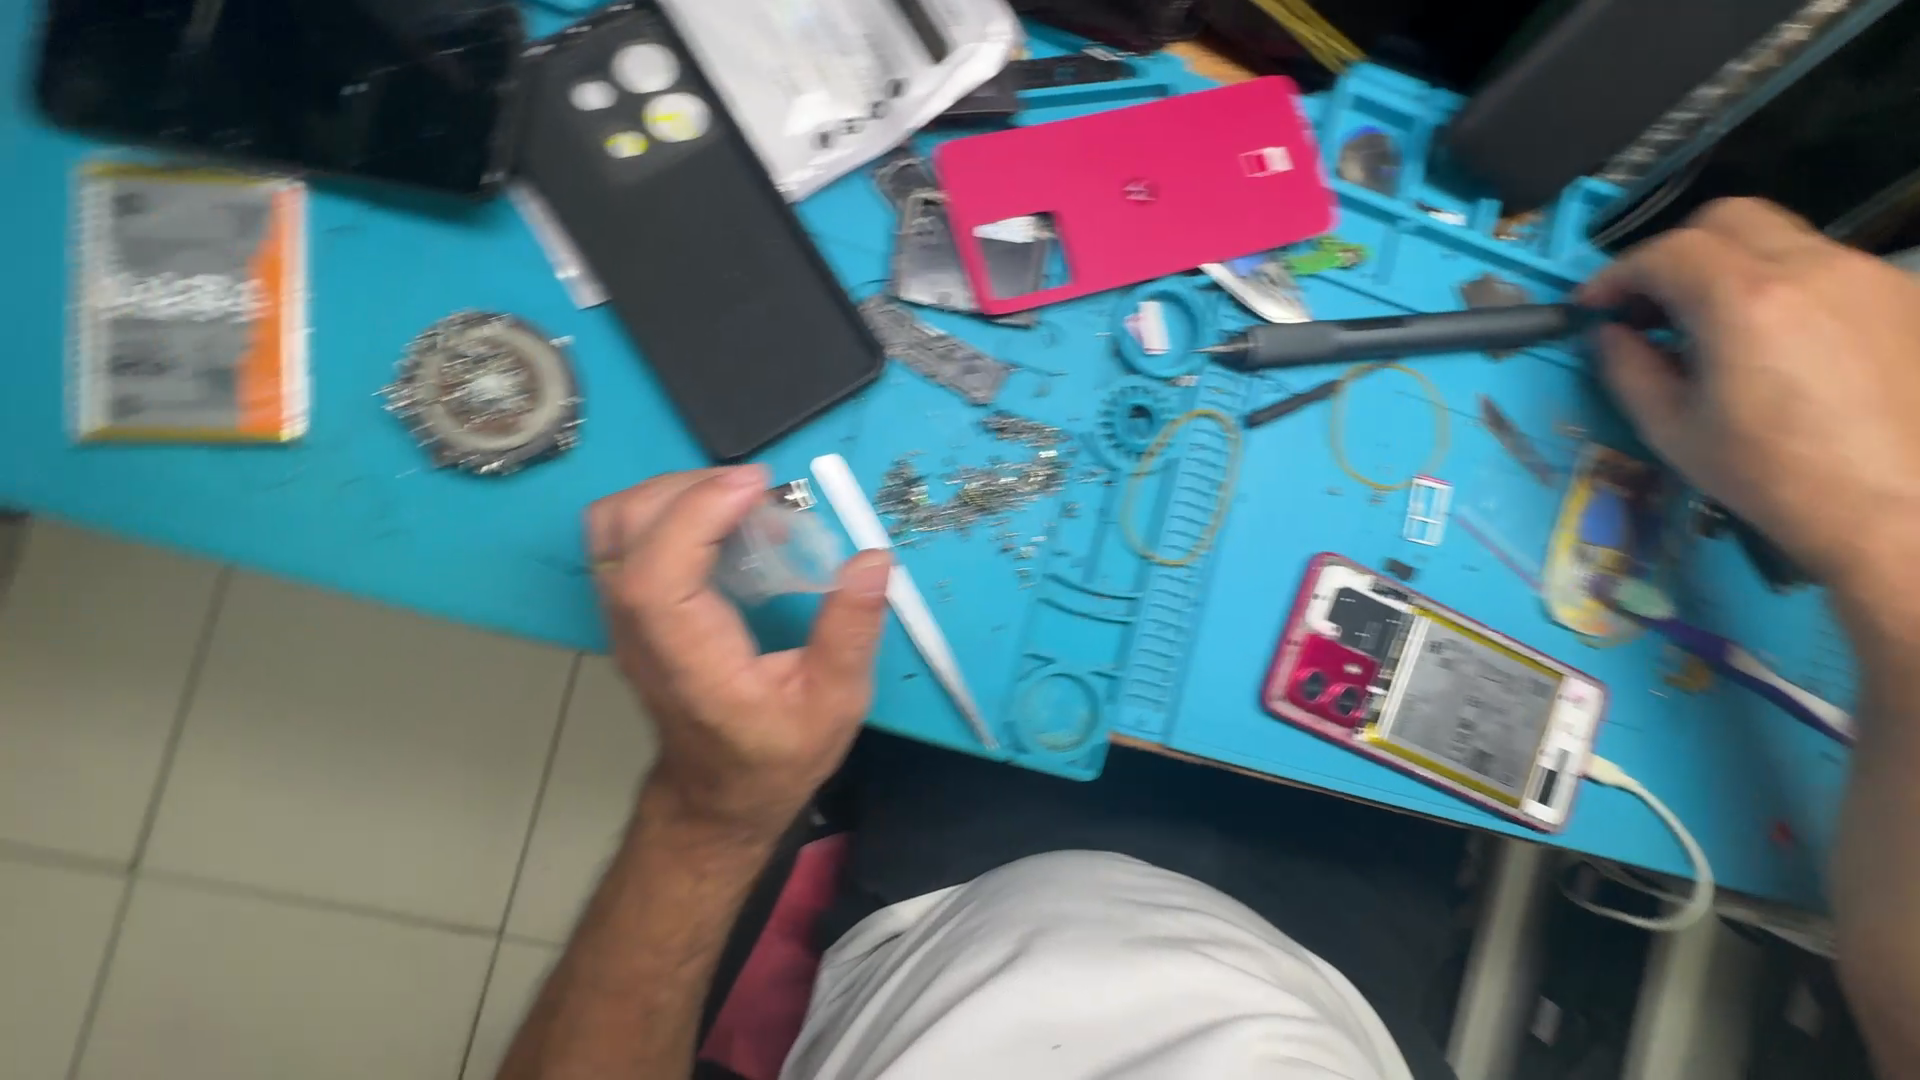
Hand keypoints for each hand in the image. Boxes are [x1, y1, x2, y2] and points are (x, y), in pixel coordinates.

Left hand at [587, 466, 891, 836]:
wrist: (718, 796)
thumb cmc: (776, 757)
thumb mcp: (835, 705)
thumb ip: (851, 633)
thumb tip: (872, 560)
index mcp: (689, 662)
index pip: (657, 575)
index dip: (697, 514)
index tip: (759, 487)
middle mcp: (640, 633)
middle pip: (623, 532)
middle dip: (690, 487)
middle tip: (759, 494)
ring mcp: (624, 620)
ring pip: (612, 526)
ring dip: (673, 492)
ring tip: (739, 502)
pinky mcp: (628, 610)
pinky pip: (623, 538)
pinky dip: (665, 509)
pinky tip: (720, 523)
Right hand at [1580, 198, 1919, 597]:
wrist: (1893, 505)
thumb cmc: (1765, 472)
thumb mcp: (1668, 426)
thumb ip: (1627, 367)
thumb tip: (1611, 334)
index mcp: (1745, 301)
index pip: (1667, 251)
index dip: (1616, 275)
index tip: (1592, 308)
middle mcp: (1811, 269)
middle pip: (1727, 219)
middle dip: (1671, 253)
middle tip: (1644, 303)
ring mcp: (1864, 277)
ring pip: (1777, 237)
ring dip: (1723, 265)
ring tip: (1700, 323)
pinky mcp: (1897, 296)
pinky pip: (1817, 265)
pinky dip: (1771, 282)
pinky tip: (1759, 336)